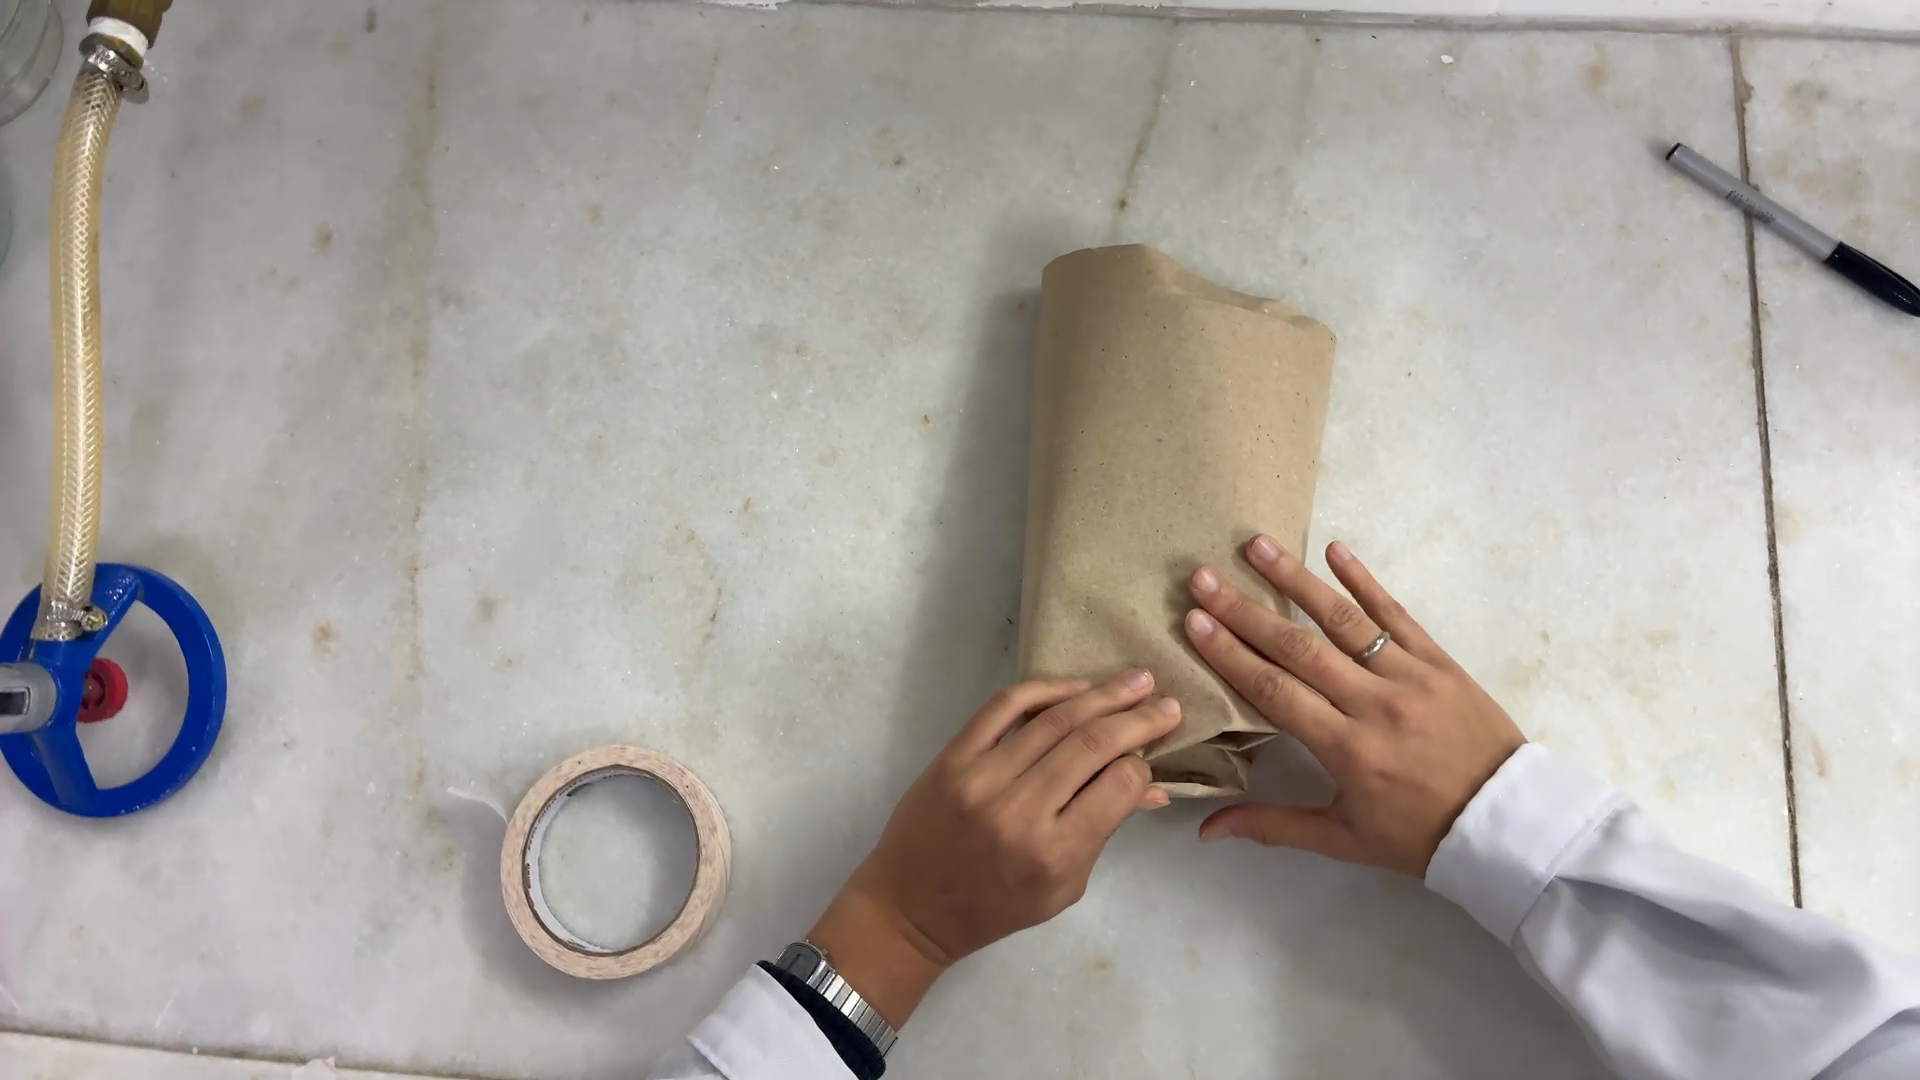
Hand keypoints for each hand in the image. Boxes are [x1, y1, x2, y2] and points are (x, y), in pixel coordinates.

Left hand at [809, 672, 1181, 1025]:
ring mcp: (982, 777)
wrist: (912, 905)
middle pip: (1091, 744)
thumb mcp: (1063, 887)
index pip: (1118, 786)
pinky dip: (1043, 688)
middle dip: (1137, 718)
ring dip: (1101, 694)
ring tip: (1136, 679)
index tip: (1154, 748)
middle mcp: (1021, 810)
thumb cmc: (995, 907)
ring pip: (1053, 719)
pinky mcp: (954, 755)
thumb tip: (1154, 786)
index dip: (1143, 762)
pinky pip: (1003, 706)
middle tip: (1167, 701)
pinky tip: (1074, 685)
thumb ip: (1105, 831)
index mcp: (1054, 852)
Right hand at [1183, 536, 1524, 876]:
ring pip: (1342, 620)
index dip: (1229, 654)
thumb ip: (1273, 825)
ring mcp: (1409, 677)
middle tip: (1203, 578)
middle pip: (1296, 647)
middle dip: (1243, 610)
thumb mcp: (1344, 840)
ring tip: (1257, 545)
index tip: (1193, 621)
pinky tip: (1335, 548)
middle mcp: (1373, 704)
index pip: (1274, 689)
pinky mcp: (1439, 661)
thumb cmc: (1420, 833)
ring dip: (1296, 580)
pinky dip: (1365, 580)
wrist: (1517, 827)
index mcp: (1345, 749)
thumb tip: (1205, 831)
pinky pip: (1396, 615)